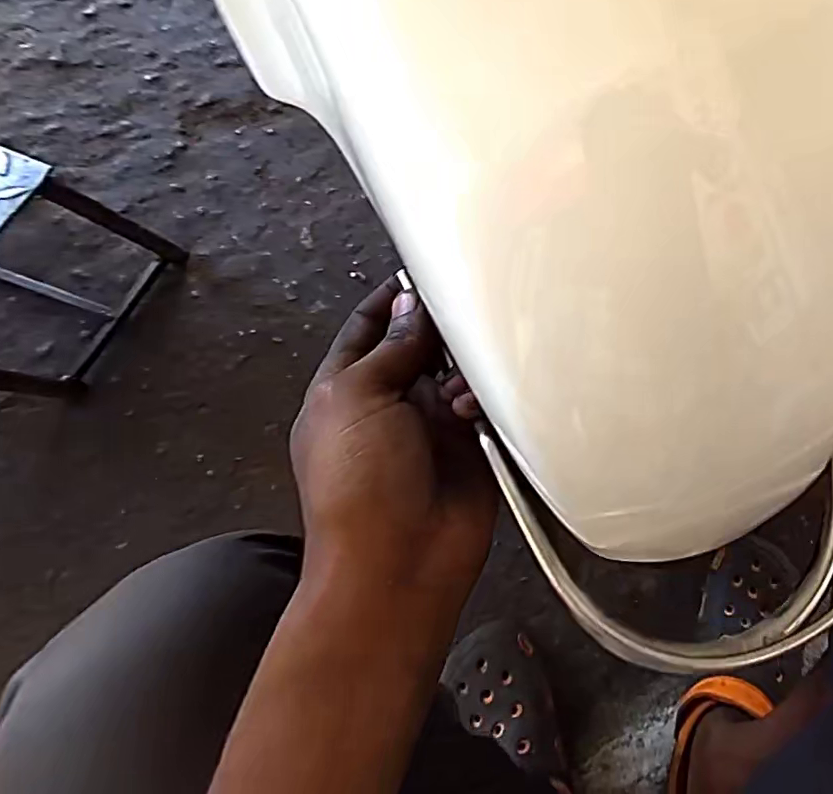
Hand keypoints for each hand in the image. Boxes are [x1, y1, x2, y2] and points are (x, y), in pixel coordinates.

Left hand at [290, 276, 497, 600]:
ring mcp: (432, 420)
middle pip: (423, 342)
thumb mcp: (355, 400)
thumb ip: (389, 347)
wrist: (401, 562)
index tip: (425, 270)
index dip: (394, 297)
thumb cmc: (358, 486)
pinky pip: (486, 399)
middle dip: (441, 330)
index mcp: (347, 388)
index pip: (371, 326)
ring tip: (457, 389)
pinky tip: (473, 412)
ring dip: (463, 369)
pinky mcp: (471, 439)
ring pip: (459, 368)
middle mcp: (392, 399)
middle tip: (462, 318)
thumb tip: (412, 304)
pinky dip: (483, 398)